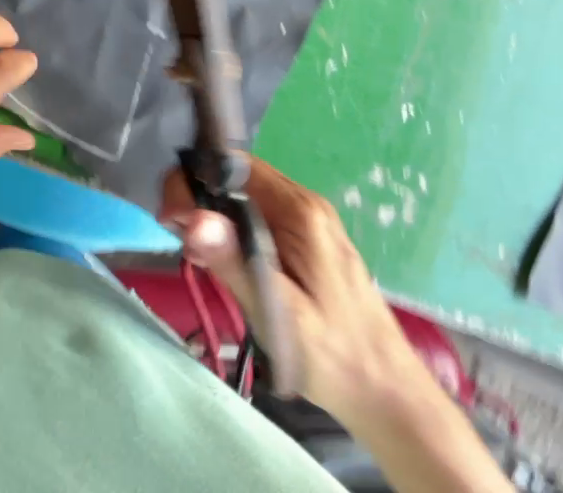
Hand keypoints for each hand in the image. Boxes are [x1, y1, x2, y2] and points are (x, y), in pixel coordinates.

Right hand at [161, 155, 431, 427]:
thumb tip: (192, 217)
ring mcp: (307, 223)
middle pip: (233, 177)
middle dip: (197, 202)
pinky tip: (226, 266)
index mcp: (300, 213)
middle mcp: (305, 206)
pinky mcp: (305, 242)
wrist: (390, 397)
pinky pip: (255, 217)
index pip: (231, 165)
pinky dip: (230, 233)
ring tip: (203, 260)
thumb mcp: (278, 311)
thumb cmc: (335, 356)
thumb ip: (235, 262)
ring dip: (211, 219)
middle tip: (185, 247)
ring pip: (241, 197)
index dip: (192, 182)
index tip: (173, 222)